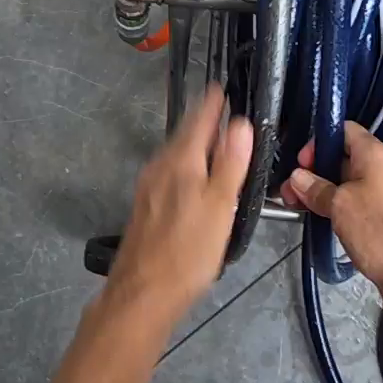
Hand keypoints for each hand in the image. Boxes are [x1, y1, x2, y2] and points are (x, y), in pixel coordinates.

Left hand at [105, 86, 253, 321]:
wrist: (141, 295)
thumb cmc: (188, 251)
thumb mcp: (220, 206)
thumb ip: (231, 163)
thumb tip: (241, 122)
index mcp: (181, 160)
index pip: (199, 118)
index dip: (213, 101)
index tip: (223, 86)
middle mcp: (160, 165)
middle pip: (185, 134)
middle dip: (205, 122)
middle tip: (226, 112)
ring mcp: (149, 186)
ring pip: (177, 154)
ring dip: (196, 145)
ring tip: (217, 144)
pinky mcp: (145, 206)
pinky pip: (170, 172)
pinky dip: (187, 166)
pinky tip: (196, 181)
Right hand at [282, 122, 382, 320]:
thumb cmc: (379, 232)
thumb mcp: (339, 206)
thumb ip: (316, 188)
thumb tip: (298, 177)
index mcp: (376, 154)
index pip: (343, 130)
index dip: (318, 143)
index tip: (301, 164)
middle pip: (346, 157)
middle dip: (316, 172)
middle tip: (294, 191)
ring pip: (353, 181)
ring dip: (327, 191)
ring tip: (302, 207)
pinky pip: (364, 200)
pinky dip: (344, 205)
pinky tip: (326, 218)